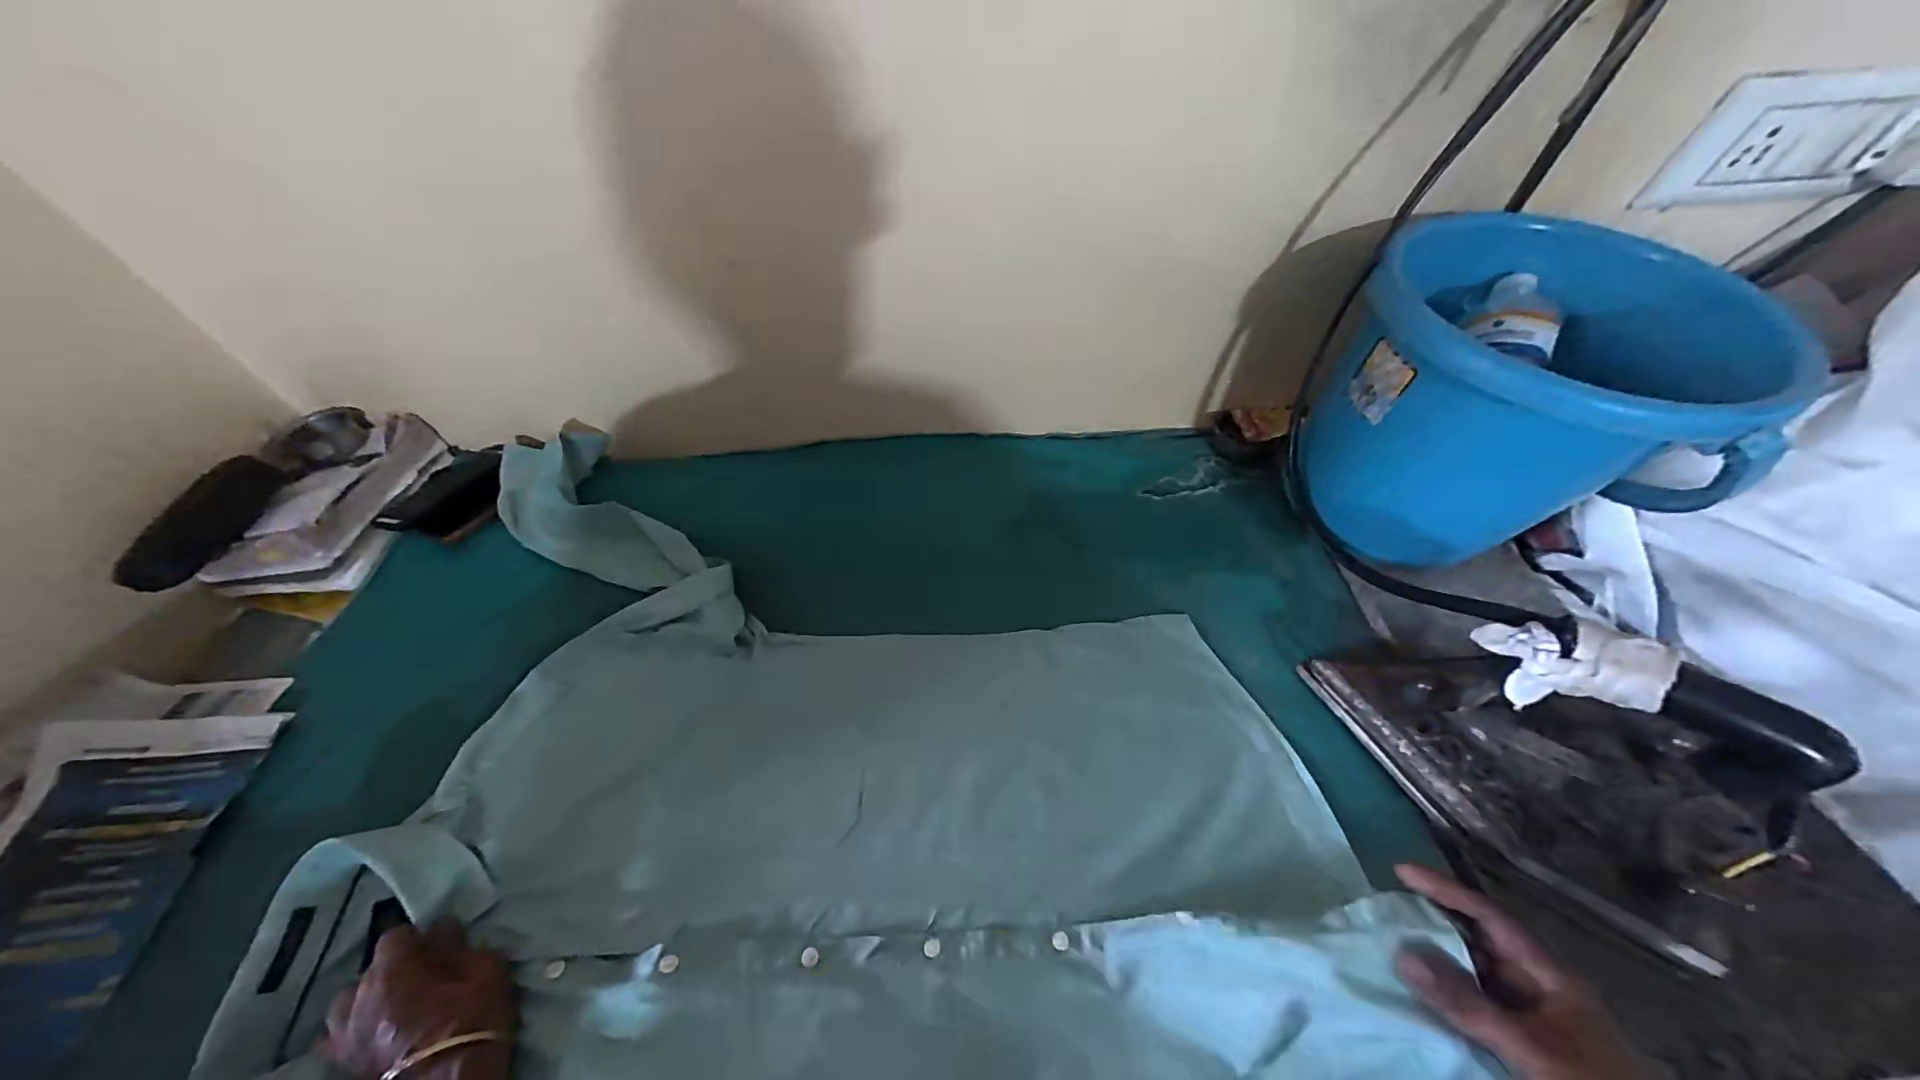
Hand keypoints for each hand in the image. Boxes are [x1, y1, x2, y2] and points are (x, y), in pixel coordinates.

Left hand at [320, 918, 516, 1079]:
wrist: (450, 1078)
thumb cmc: (471, 1015)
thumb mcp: (484, 967)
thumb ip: (458, 945)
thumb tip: (442, 929)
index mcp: (393, 968)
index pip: (395, 934)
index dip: (417, 936)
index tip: (437, 944)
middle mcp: (360, 995)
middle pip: (372, 968)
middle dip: (395, 968)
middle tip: (422, 975)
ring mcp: (344, 1032)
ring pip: (348, 1001)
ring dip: (368, 997)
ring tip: (392, 1004)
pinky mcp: (342, 1061)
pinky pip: (337, 1035)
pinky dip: (354, 1027)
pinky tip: (373, 1030)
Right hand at [1394, 864, 1646, 1079]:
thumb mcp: (1530, 1046)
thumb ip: (1468, 1003)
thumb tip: (1402, 952)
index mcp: (1550, 974)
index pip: (1490, 916)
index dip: (1445, 889)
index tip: (1400, 870)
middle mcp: (1541, 986)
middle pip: (1481, 939)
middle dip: (1436, 919)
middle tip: (1389, 906)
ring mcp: (1536, 1015)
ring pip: (1477, 972)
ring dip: (1439, 957)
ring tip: (1395, 943)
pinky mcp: (1528, 1041)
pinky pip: (1478, 1003)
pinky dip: (1448, 992)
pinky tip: (1423, 993)